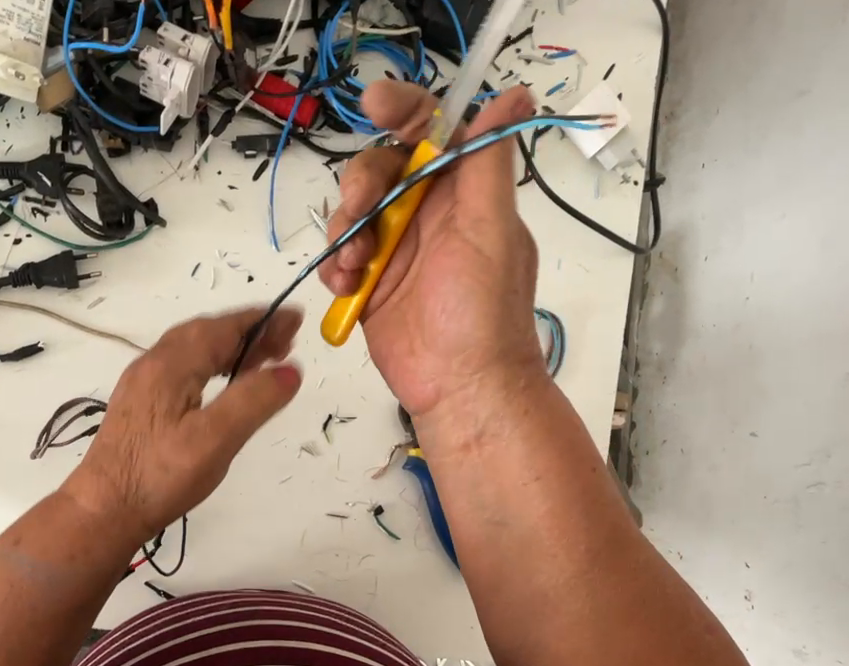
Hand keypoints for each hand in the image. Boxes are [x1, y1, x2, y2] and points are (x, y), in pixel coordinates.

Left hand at [61, 307, 302, 541]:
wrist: (103, 510)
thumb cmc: (159, 476)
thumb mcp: (215, 439)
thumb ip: (254, 400)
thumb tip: (291, 370)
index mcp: (171, 364)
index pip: (224, 328)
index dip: (263, 321)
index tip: (296, 319)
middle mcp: (153, 365)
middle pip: (207, 334)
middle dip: (249, 333)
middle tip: (286, 344)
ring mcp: (142, 385)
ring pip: (192, 352)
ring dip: (230, 350)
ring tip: (262, 364)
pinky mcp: (138, 407)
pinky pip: (181, 371)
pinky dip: (210, 367)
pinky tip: (220, 387)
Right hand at [318, 81, 545, 418]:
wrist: (460, 389)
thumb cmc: (483, 312)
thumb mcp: (491, 230)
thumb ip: (487, 163)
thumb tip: (513, 94)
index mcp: (461, 194)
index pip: (430, 133)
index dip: (403, 110)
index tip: (374, 103)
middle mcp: (426, 216)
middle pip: (379, 169)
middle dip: (362, 183)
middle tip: (361, 211)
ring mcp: (395, 252)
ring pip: (353, 213)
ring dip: (344, 229)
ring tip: (354, 264)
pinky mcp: (369, 286)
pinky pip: (340, 258)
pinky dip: (335, 265)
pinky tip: (344, 284)